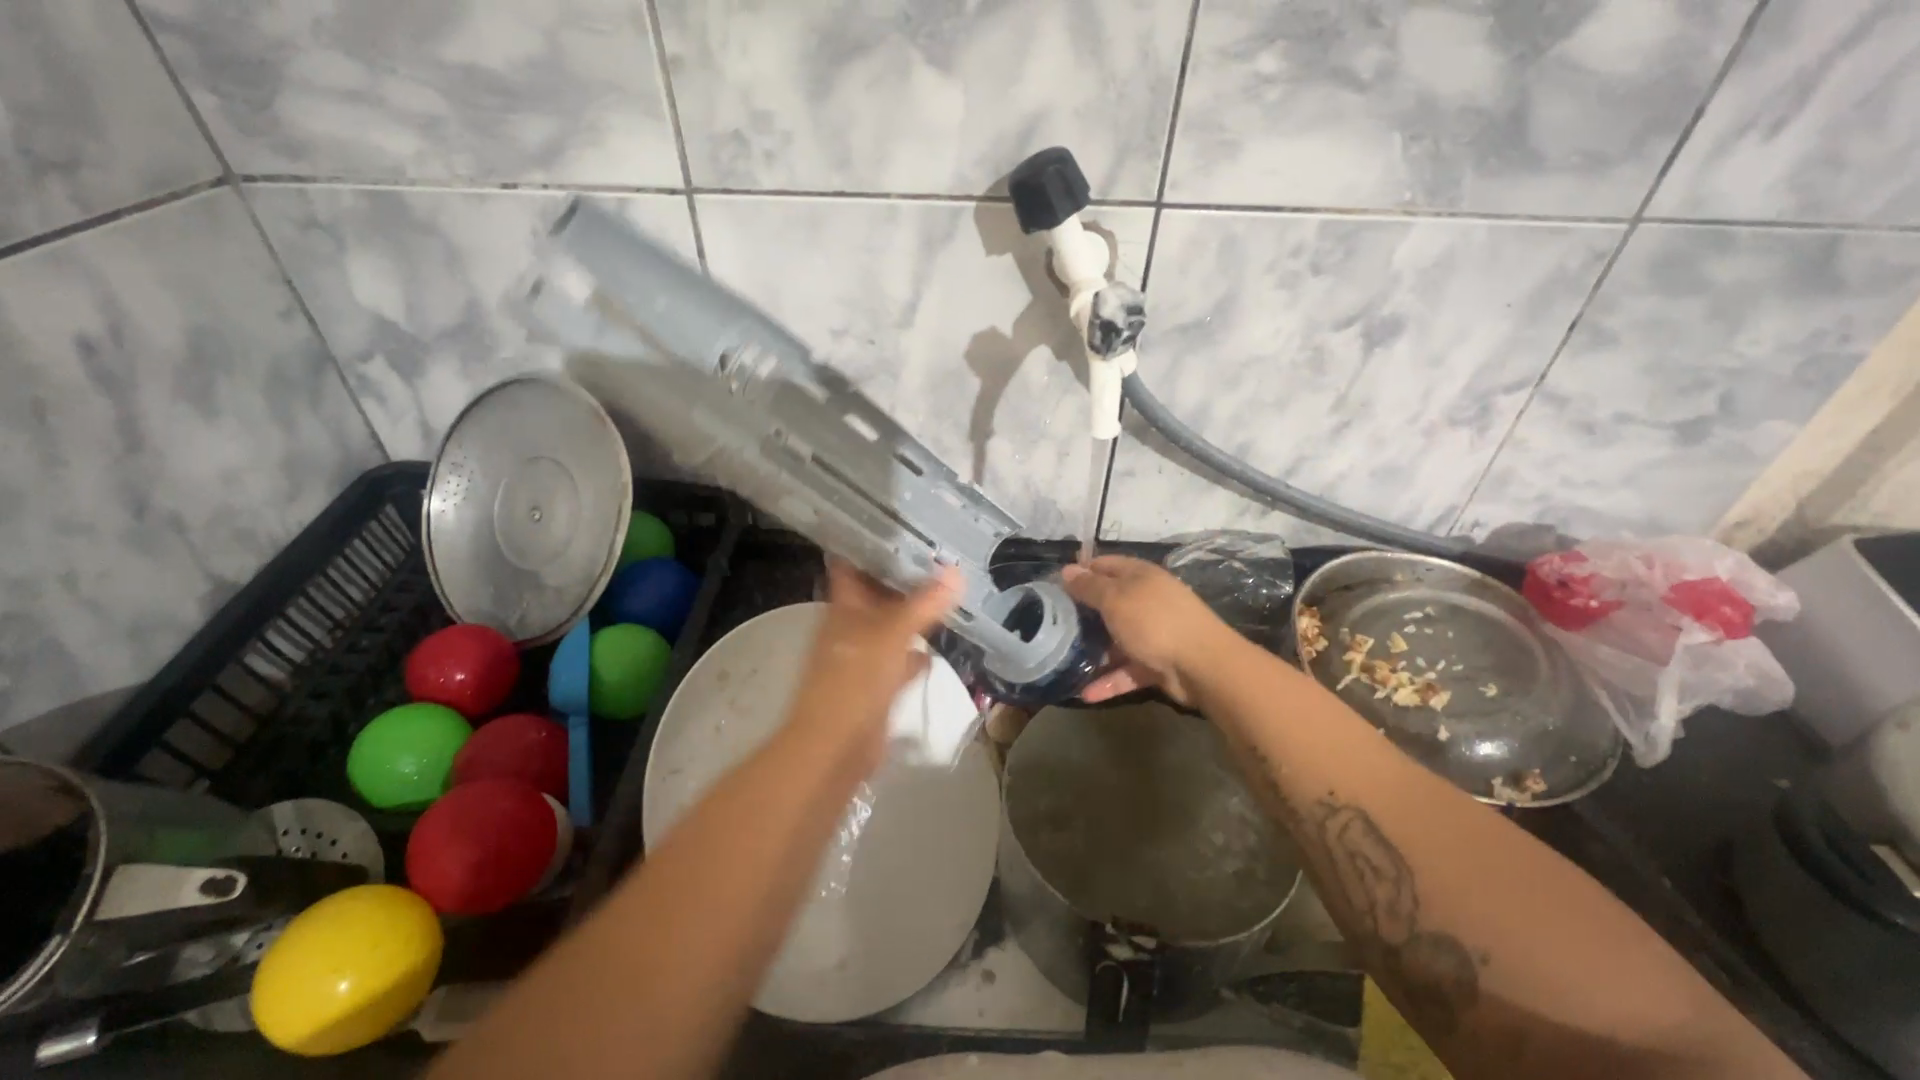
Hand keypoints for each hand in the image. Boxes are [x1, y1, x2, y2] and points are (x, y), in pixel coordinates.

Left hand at [784, 561, 958, 772]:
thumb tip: (956, 571)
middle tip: (938, 556)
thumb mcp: (892, 634)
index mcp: (843, 607)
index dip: (869, 543)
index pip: (851, 563)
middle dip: (902, 580)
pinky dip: (914, 655)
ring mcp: (861, 658)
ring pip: (889, 628)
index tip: (899, 524)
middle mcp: (849, 627)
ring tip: (946, 594)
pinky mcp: (875, 687)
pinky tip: (935, 648)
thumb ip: (924, 604)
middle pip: (875, 595)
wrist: (836, 746)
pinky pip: (897, 662)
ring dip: (912, 617)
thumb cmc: (855, 681)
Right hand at [1062, 556, 1234, 704]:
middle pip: (1108, 604)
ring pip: (1116, 640)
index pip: (1104, 565)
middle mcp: (1146, 601)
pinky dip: (1108, 681)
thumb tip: (1067, 570)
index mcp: (1139, 576)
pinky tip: (1084, 693)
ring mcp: (1152, 633)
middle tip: (1051, 626)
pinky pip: (1126, 671)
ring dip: (1092, 652)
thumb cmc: (1153, 621)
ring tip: (1062, 663)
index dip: (1080, 572)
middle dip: (1081, 614)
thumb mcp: (1115, 599)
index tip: (1052, 587)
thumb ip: (1089, 587)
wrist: (1202, 664)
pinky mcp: (1156, 664)